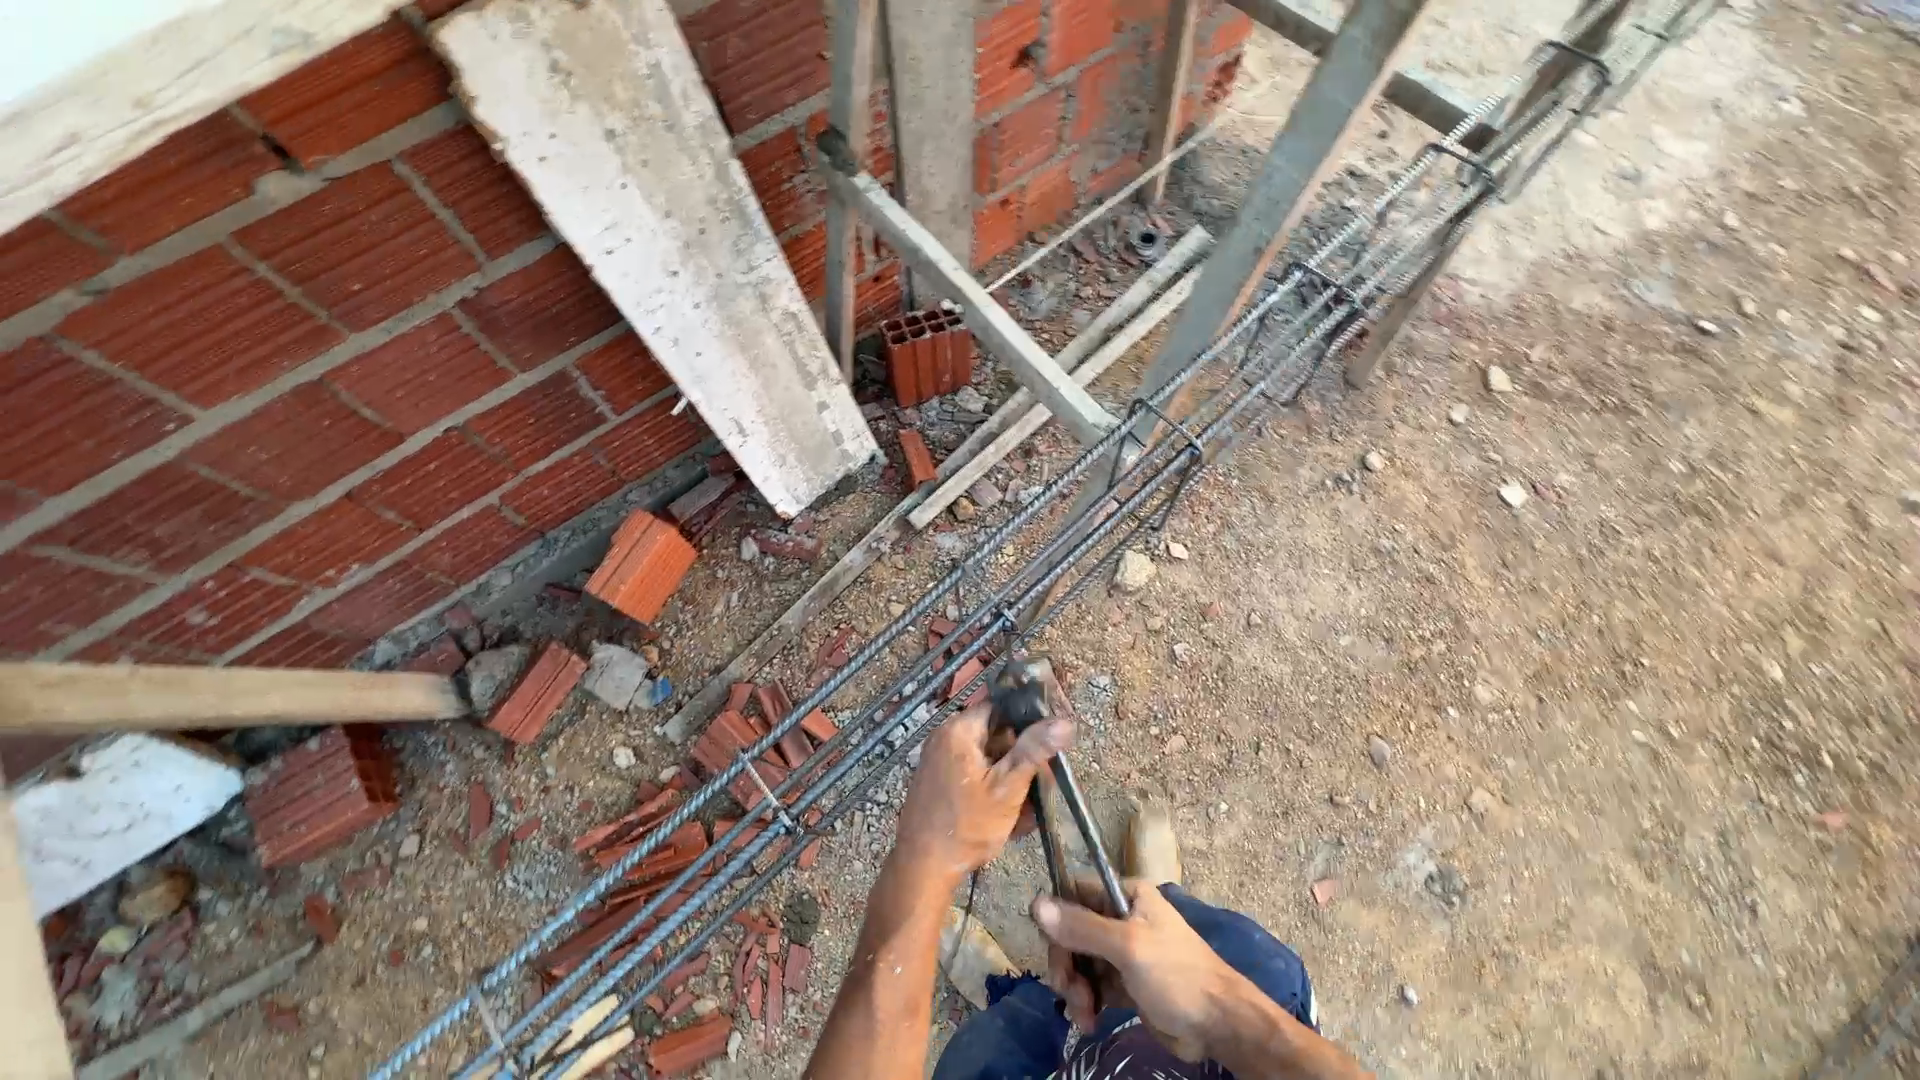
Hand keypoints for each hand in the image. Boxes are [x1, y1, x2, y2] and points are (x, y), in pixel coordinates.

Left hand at [893, 702, 1073, 881]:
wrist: (924, 866)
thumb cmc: (967, 825)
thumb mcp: (1007, 787)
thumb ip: (1034, 751)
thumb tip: (1065, 722)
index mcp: (959, 729)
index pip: (1001, 709)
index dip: (1027, 724)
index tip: (1047, 746)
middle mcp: (945, 737)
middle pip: (995, 735)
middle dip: (1020, 759)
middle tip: (1040, 786)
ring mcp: (939, 759)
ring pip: (987, 758)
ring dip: (1009, 779)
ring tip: (1025, 808)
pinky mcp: (939, 779)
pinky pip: (974, 774)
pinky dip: (992, 789)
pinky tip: (1007, 815)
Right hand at [1033, 883, 1241, 1061]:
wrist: (1219, 1026)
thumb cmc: (1178, 975)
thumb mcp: (1128, 946)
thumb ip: (1082, 926)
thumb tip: (1035, 903)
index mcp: (1125, 895)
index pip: (1074, 892)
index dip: (1057, 917)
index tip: (1051, 945)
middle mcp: (1121, 916)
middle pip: (1072, 931)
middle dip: (1066, 963)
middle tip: (1067, 990)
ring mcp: (1123, 951)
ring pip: (1079, 961)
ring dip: (1074, 988)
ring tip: (1084, 1014)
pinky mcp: (1125, 982)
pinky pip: (1092, 985)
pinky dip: (1086, 1003)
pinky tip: (1090, 1022)